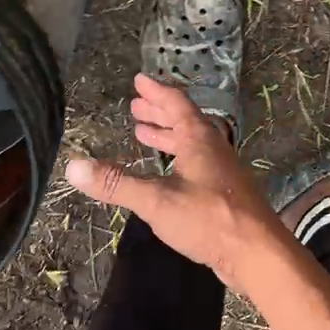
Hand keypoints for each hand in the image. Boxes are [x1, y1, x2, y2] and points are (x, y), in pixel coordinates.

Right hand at [66, 72, 282, 288]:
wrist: (256, 250)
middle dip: (159, 111)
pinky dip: (176, 157)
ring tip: (143, 134)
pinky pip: (195, 162)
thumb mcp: (156, 201)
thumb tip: (74, 166)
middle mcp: (212, 147)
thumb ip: (116, 184)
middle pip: (184, 120)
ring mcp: (220, 169)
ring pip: (190, 142)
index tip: (140, 79)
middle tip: (135, 105)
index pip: (176, 103)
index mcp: (198, 138)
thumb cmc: (207, 217)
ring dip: (167, 135)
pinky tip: (167, 173)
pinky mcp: (223, 191)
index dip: (156, 91)